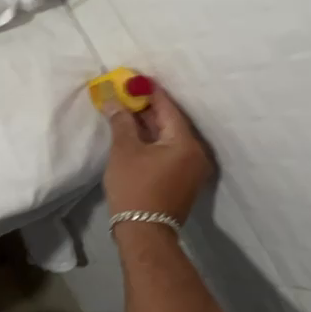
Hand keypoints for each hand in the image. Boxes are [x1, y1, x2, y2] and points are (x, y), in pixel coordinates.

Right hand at [101, 81, 212, 223]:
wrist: (143, 232)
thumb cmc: (135, 187)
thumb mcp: (124, 150)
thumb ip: (121, 122)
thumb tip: (115, 101)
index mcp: (185, 143)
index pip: (167, 108)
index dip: (148, 92)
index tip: (133, 79)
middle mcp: (195, 153)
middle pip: (170, 122)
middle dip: (147, 108)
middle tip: (126, 93)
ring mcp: (191, 168)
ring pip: (168, 137)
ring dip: (148, 124)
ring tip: (126, 111)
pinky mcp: (182, 180)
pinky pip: (168, 150)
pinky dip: (152, 140)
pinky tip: (134, 134)